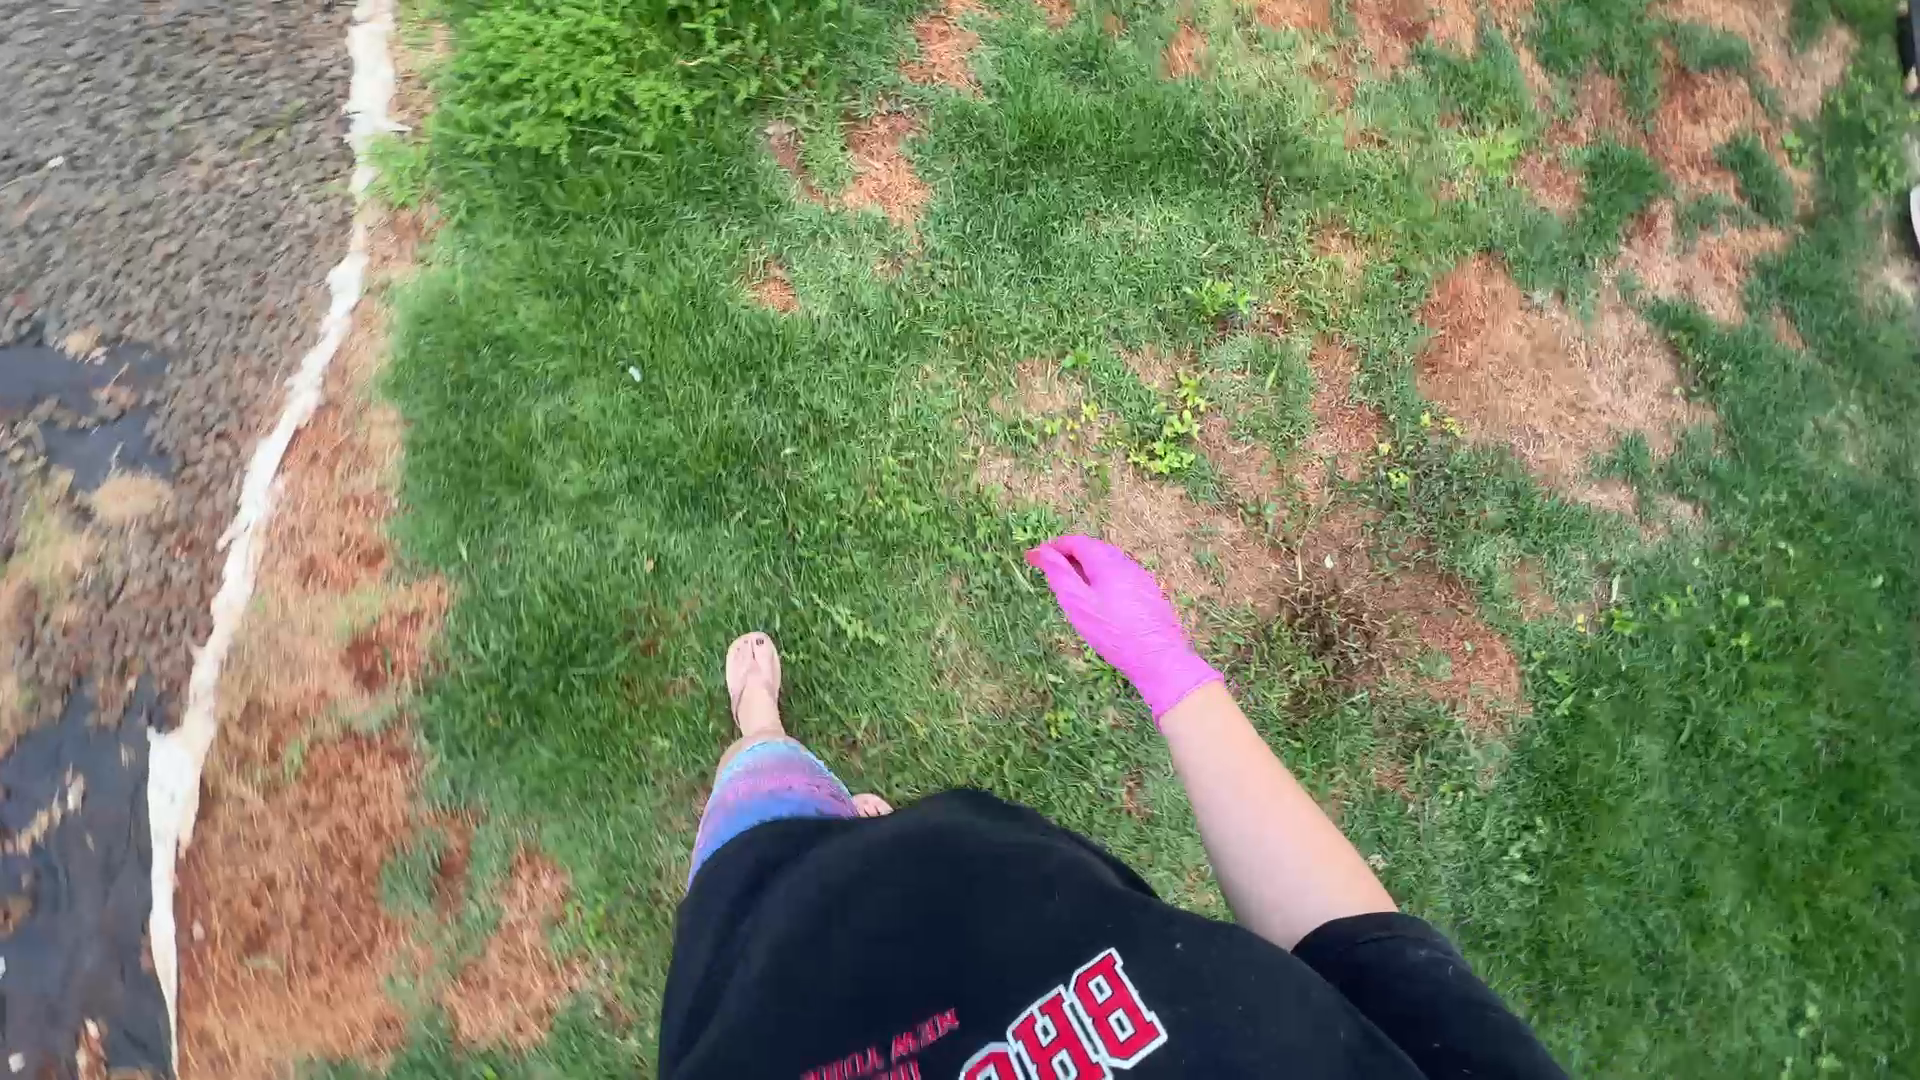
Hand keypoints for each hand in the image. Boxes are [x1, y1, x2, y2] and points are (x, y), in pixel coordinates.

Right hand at [1025, 534, 1222, 721]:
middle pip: (1094, 550)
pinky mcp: (1149, 595)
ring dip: (1086, 568)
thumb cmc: (1112, 632)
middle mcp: (1126, 564)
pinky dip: (1101, 579)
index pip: (1077, 542)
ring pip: (1108, 564)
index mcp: (1107, 563)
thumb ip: (1059, 574)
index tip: (1034, 556)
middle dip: (1069, 555)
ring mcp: (1141, 579)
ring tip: (1070, 584)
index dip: (1053, 546)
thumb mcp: (1078, 603)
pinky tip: (1098, 599)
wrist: (1159, 659)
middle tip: (1049, 569)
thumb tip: (1042, 551)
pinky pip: (1120, 578)